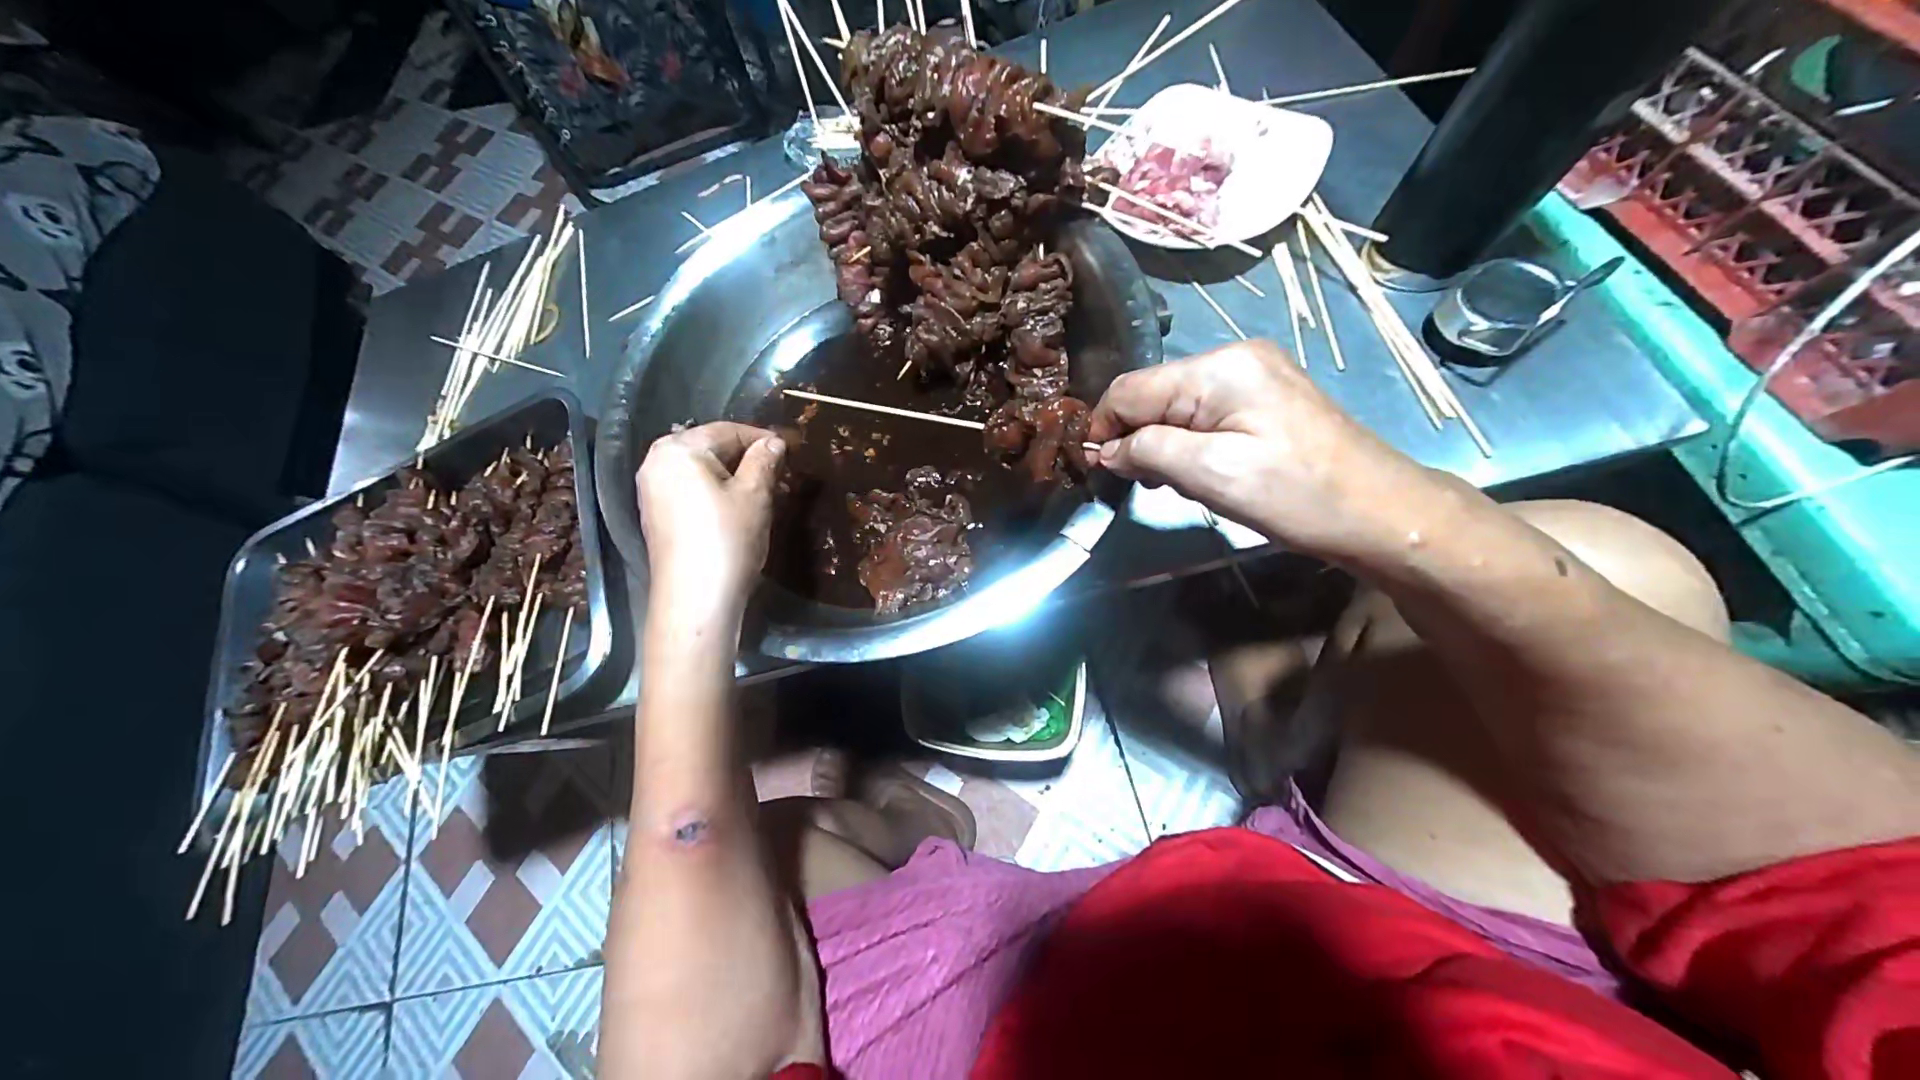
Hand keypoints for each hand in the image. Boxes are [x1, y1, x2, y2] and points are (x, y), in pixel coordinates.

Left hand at [637, 422, 785, 619]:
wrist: (695, 599)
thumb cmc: (727, 538)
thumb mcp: (755, 495)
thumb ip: (764, 461)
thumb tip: (774, 443)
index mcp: (678, 449)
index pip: (728, 430)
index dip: (763, 438)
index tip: (792, 451)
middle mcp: (657, 462)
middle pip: (712, 448)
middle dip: (748, 458)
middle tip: (782, 473)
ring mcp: (653, 490)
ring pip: (703, 471)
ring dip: (736, 476)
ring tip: (769, 491)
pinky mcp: (658, 515)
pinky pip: (692, 490)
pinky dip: (718, 492)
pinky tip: (743, 508)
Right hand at [1088, 340, 1438, 562]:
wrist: (1381, 512)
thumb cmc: (1296, 495)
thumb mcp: (1211, 475)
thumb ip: (1148, 452)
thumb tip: (1103, 450)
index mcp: (1218, 369)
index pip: (1130, 388)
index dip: (1103, 428)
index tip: (1097, 469)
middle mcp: (1234, 357)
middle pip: (1153, 393)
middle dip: (1137, 439)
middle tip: (1148, 484)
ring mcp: (1254, 374)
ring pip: (1176, 405)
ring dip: (1163, 444)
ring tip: (1181, 483)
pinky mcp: (1266, 395)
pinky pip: (1204, 412)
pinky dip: (1190, 442)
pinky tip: (1203, 470)